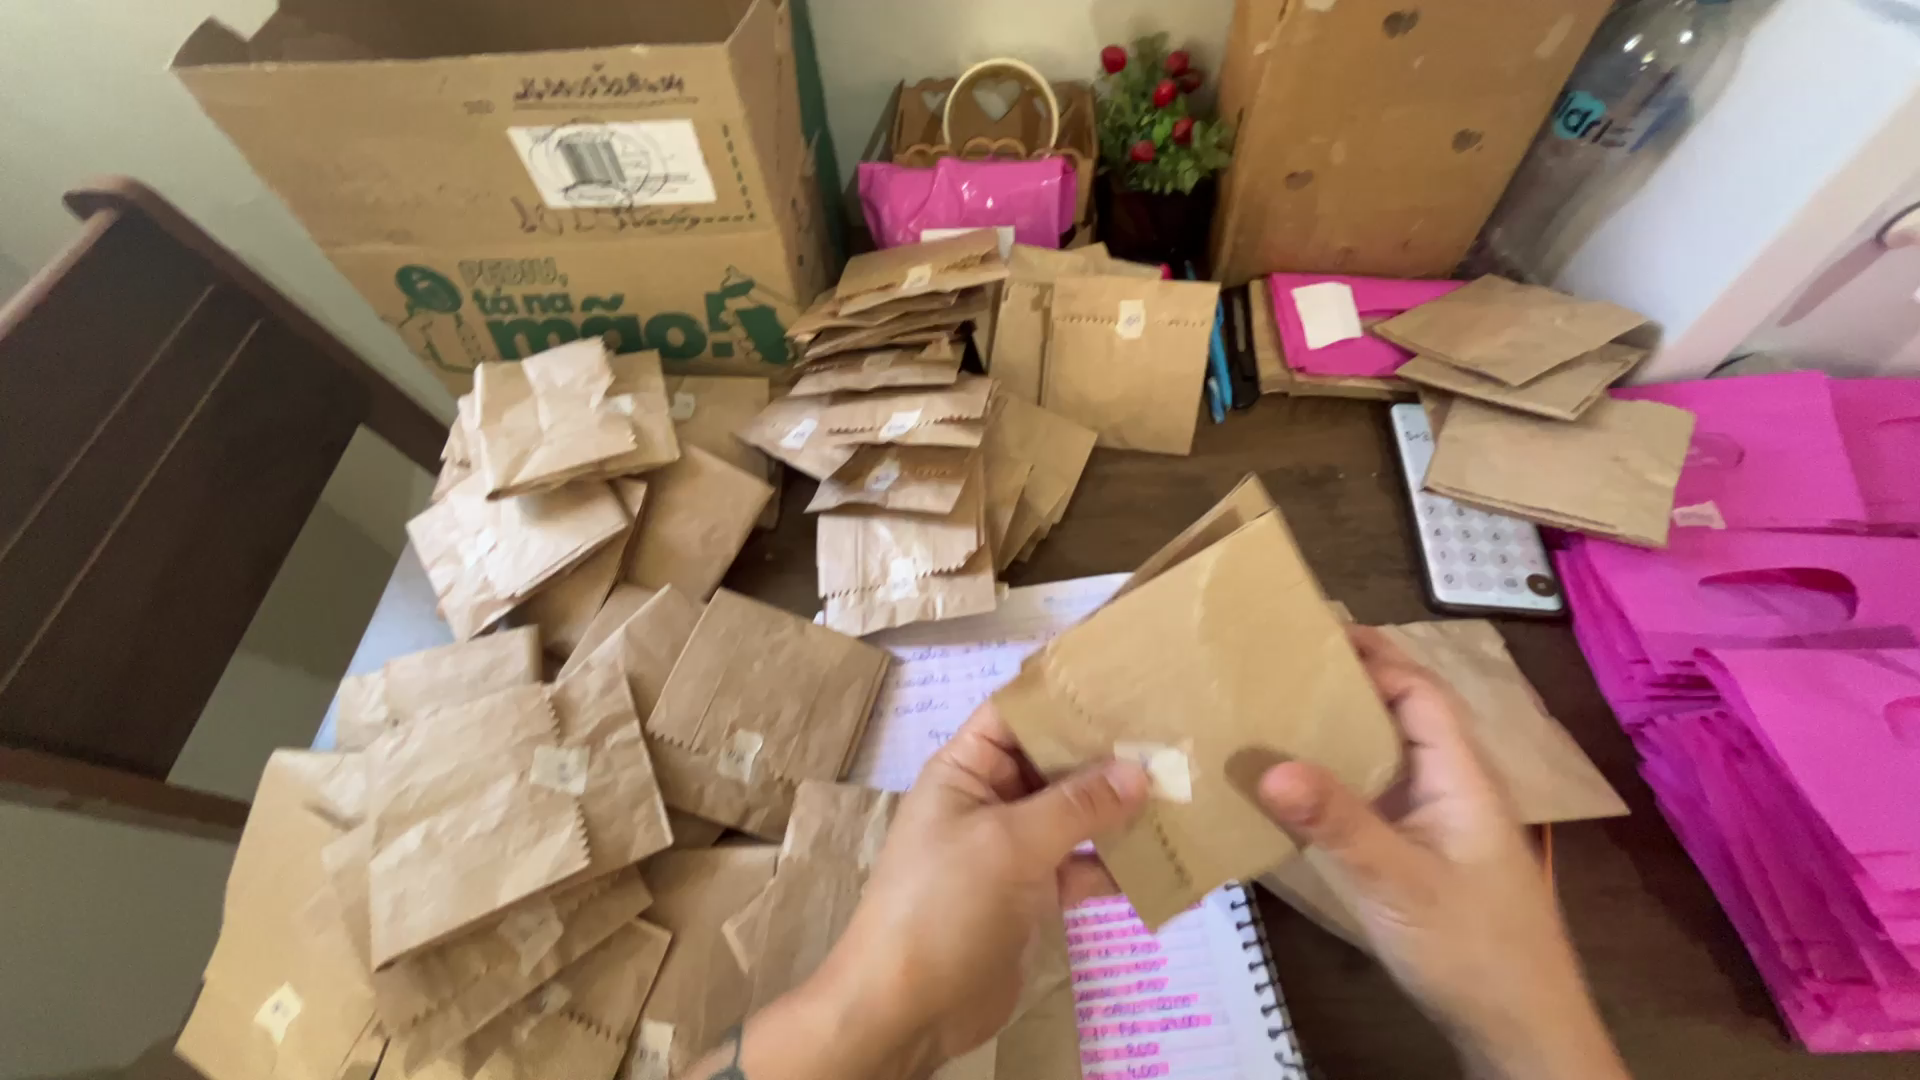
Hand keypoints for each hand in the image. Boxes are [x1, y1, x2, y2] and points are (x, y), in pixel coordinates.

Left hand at [811, 703, 1150, 1070]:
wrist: (909, 1007)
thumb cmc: (946, 900)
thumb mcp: (1008, 842)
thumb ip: (1075, 805)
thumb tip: (1139, 770)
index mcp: (966, 767)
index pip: (1015, 714)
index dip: (1062, 699)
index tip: (1122, 688)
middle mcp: (989, 797)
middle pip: (1051, 763)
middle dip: (1103, 756)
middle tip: (1168, 740)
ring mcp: (1012, 846)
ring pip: (1071, 815)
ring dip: (1116, 810)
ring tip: (1178, 791)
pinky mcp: (1032, 891)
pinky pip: (1079, 865)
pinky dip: (1113, 864)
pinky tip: (1161, 859)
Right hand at [1254, 627, 1628, 1079]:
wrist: (1518, 1036)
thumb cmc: (1472, 949)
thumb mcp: (1400, 883)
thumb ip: (1337, 823)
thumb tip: (1267, 766)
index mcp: (1459, 775)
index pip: (1419, 691)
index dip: (1373, 654)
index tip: (1312, 630)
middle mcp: (1446, 784)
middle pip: (1398, 711)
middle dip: (1346, 678)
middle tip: (1277, 660)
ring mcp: (1429, 817)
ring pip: (1379, 751)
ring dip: (1333, 724)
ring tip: (1270, 705)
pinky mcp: (1411, 846)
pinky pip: (1366, 789)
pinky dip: (1328, 770)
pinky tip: (1288, 778)